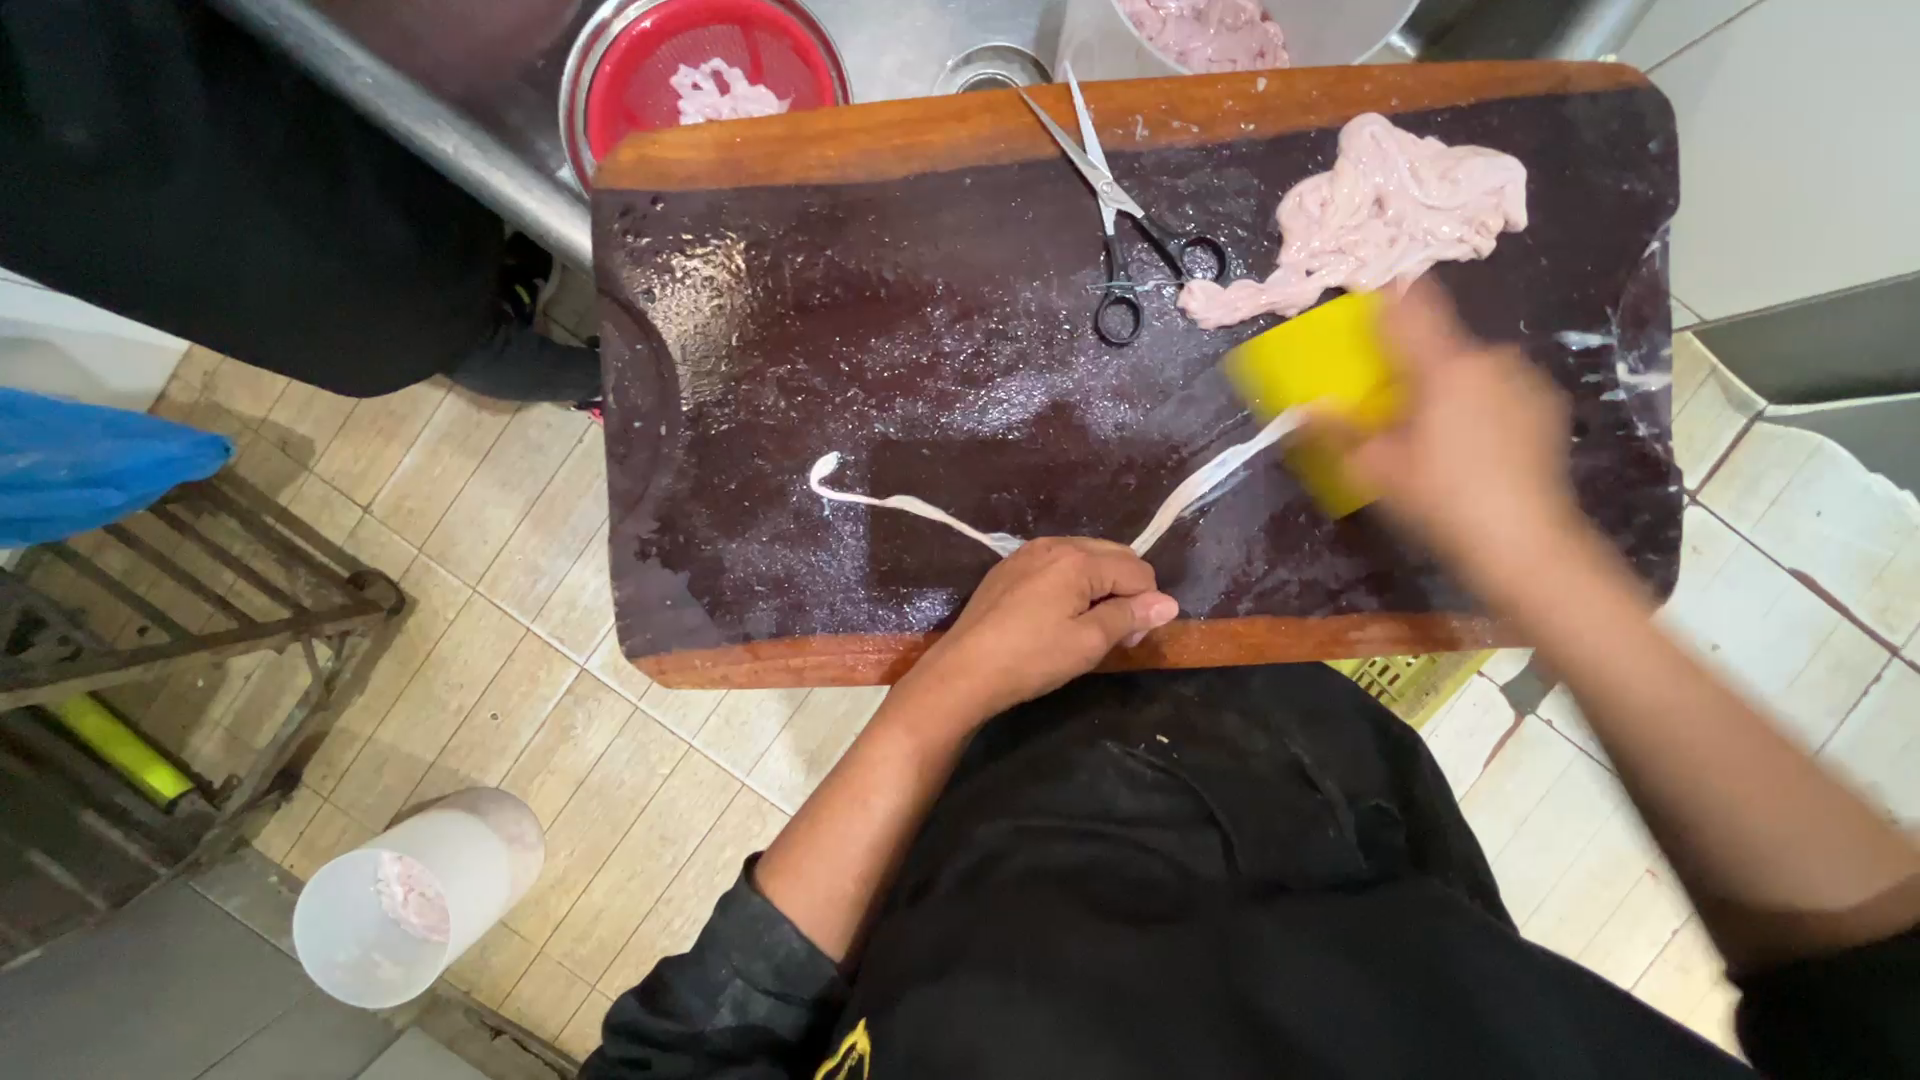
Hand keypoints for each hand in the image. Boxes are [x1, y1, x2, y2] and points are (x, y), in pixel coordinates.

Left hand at [900, 537, 1179, 721]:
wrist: (963, 671)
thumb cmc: (1031, 659)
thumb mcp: (1088, 643)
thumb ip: (1130, 617)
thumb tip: (1168, 603)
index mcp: (1078, 559)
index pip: (1137, 569)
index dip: (1145, 605)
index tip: (1130, 641)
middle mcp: (1054, 544)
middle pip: (1113, 556)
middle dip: (1125, 591)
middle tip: (1114, 634)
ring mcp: (1027, 553)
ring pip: (1084, 558)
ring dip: (1098, 587)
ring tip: (1086, 627)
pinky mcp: (1008, 568)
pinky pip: (1056, 565)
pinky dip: (1070, 585)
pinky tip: (1056, 617)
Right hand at [1334, 280, 1584, 582]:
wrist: (1525, 542)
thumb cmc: (1440, 501)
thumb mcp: (1374, 470)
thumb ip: (1336, 432)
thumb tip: (1302, 411)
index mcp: (1444, 366)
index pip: (1409, 307)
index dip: (1385, 298)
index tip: (1367, 299)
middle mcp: (1489, 359)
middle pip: (1439, 344)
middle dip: (1412, 364)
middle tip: (1391, 402)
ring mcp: (1524, 379)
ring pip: (1470, 367)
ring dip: (1447, 385)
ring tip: (1433, 430)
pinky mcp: (1546, 405)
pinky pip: (1498, 388)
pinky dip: (1478, 403)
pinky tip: (1471, 444)